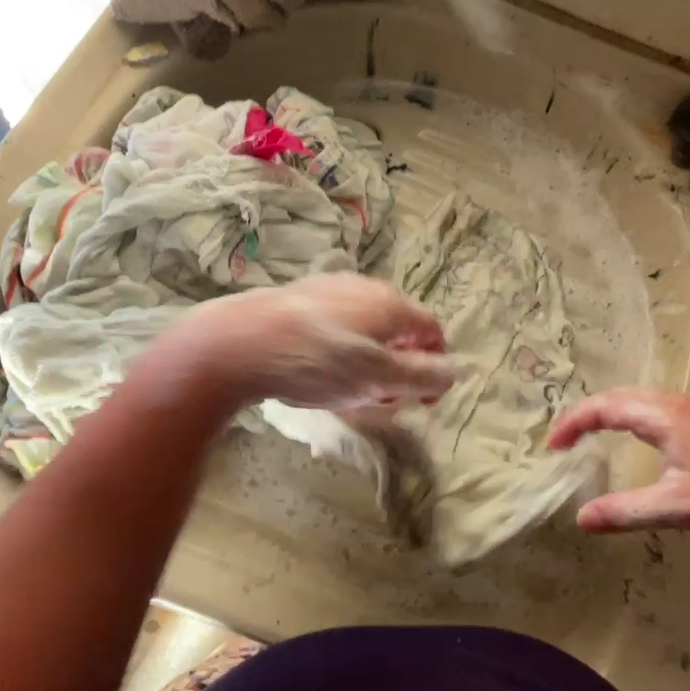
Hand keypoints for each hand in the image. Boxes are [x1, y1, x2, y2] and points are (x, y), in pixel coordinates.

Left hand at [175, 273, 458, 411]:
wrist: (236, 344)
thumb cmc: (316, 361)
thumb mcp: (377, 377)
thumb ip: (420, 376)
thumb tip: (453, 372)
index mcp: (390, 303)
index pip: (432, 330)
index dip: (435, 365)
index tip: (423, 400)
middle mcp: (363, 288)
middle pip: (397, 332)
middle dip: (396, 370)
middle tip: (379, 403)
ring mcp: (327, 290)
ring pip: (364, 332)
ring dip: (366, 366)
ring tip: (345, 395)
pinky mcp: (295, 302)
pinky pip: (334, 330)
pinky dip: (338, 355)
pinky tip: (313, 375)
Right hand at [548, 388, 689, 552]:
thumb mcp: (676, 508)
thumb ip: (625, 511)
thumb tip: (581, 518)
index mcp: (666, 416)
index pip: (606, 407)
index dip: (575, 423)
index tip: (553, 447)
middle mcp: (679, 404)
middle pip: (621, 394)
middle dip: (588, 412)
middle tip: (565, 438)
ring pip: (641, 398)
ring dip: (611, 410)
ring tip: (591, 433)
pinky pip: (657, 407)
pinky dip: (632, 415)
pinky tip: (636, 438)